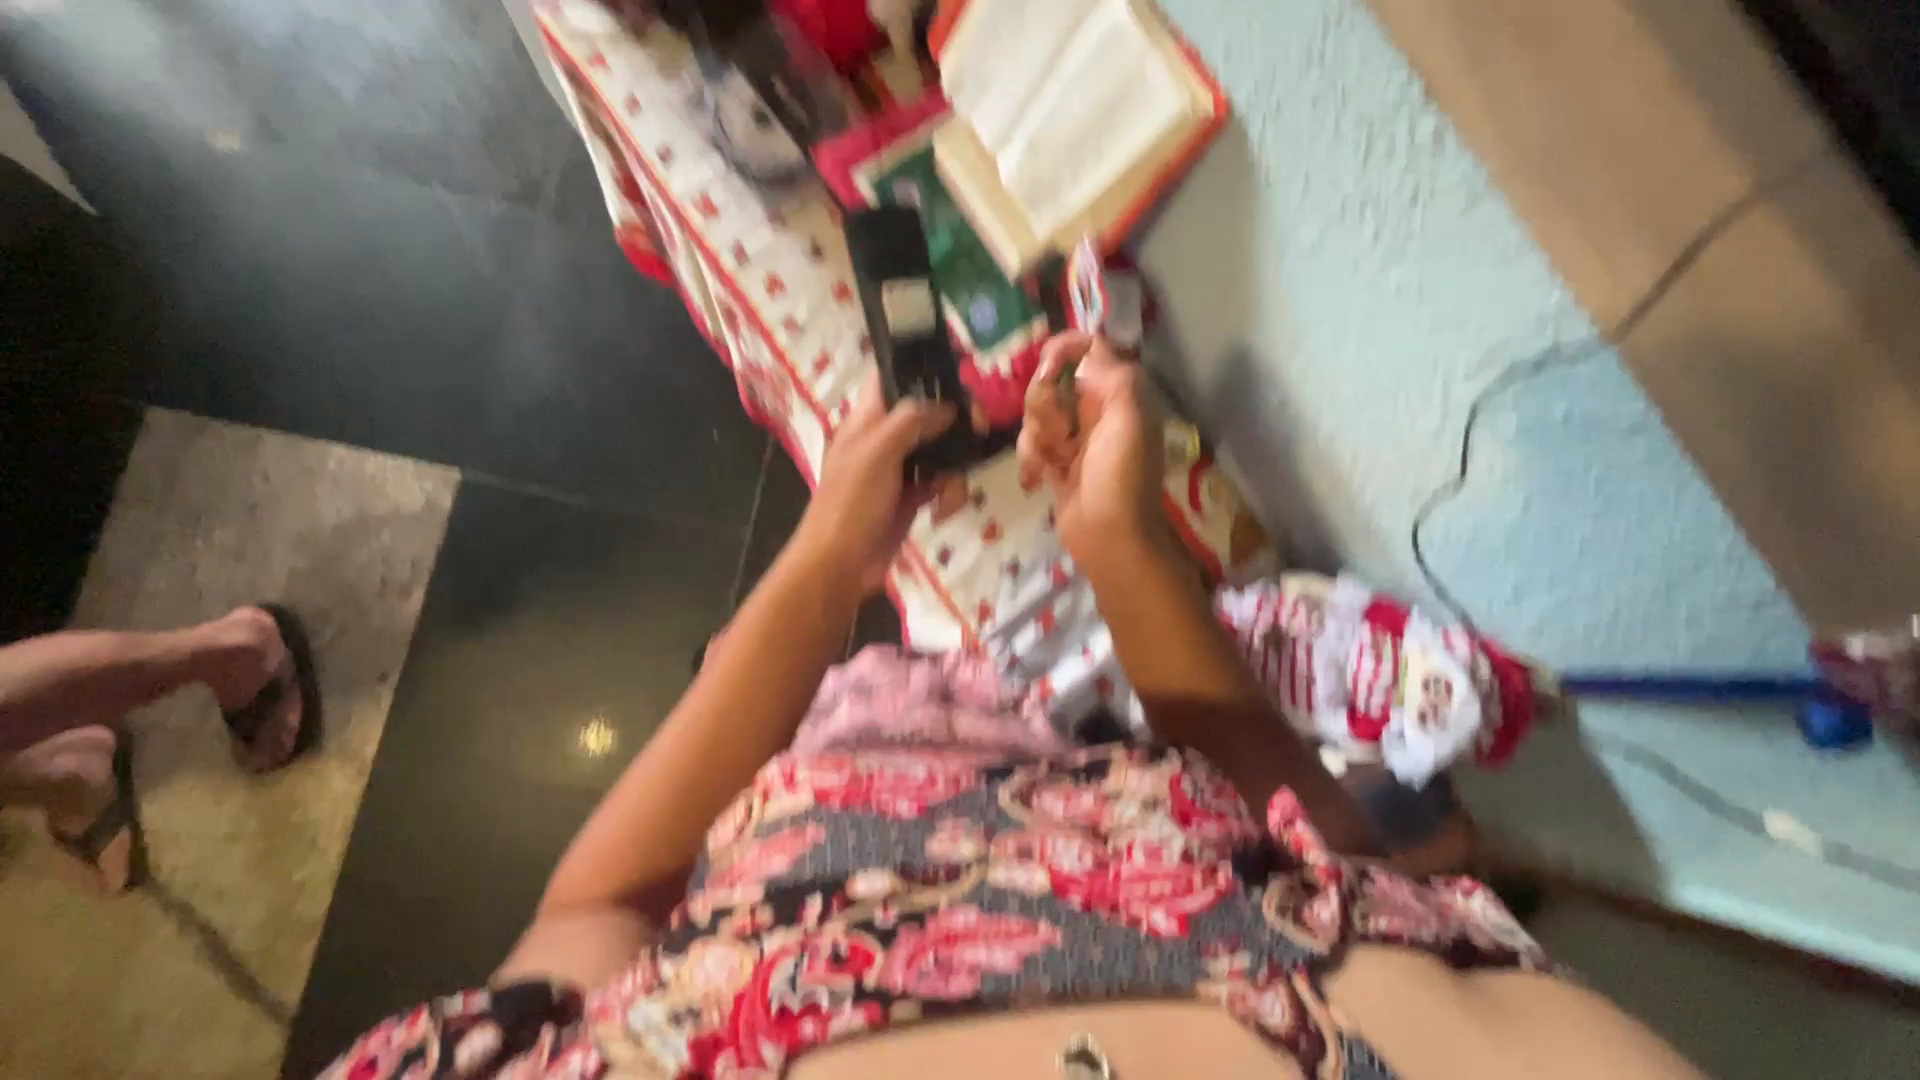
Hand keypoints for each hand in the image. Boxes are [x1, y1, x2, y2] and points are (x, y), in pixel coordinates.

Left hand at [793, 369, 957, 593]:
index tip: (956, 371)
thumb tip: (948, 406)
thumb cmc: (851, 503)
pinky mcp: (912, 499)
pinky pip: (941, 484)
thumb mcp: (877, 452)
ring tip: (951, 488)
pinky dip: (949, 495)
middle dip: (953, 422)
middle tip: (977, 428)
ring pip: (940, 451)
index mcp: (866, 419)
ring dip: (954, 467)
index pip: (890, 377)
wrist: (840, 565)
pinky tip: (943, 511)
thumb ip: (912, 420)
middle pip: (926, 413)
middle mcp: (884, 439)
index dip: (919, 367)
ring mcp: (899, 470)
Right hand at [1018, 332, 1164, 564]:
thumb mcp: (1128, 417)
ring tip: (1050, 463)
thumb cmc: (1121, 477)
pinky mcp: (1056, 462)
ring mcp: (1075, 437)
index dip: (1063, 351)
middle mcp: (1097, 409)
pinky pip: (1031, 444)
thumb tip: (1085, 352)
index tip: (1046, 371)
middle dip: (1043, 405)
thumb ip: (1113, 374)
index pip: (1089, 348)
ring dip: (1035, 437)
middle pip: (1052, 382)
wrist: (1110, 537)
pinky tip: (1038, 479)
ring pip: (1036, 414)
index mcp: (1119, 393)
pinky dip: (1030, 459)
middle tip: (1058, 432)